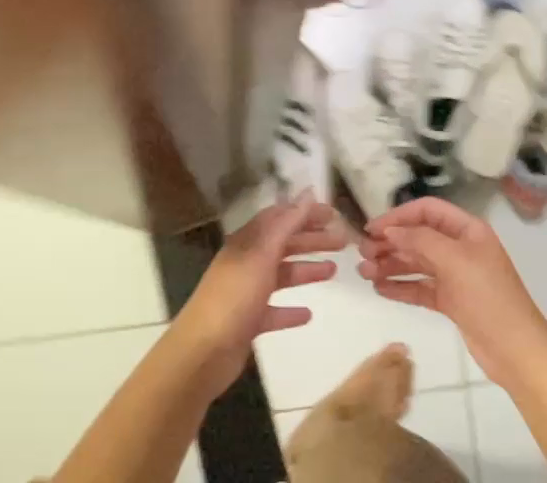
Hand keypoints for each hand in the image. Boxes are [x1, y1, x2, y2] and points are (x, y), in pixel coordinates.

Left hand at [173, 192, 344, 392]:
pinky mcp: (248, 321)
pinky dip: (291, 310)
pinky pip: (275, 311)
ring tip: (334, 271)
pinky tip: (308, 313)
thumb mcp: (262, 255)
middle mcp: (246, 263)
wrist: (202, 352)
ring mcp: (246, 292)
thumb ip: (286, 224)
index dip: (305, 213)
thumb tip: (307, 193)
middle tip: (343, 242)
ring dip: (306, 270)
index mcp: (247, 243)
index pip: (280, 218)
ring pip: (282, 275)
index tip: (334, 215)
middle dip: (312, 240)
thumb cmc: (234, 297)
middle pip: (283, 244)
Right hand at [357, 197, 546, 383]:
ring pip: (417, 263)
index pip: (427, 211)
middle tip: (362, 254)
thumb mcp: (455, 261)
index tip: (371, 228)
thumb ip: (421, 240)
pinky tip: (380, 289)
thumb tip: (391, 230)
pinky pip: (420, 288)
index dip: (399, 216)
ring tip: (364, 273)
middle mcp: (461, 248)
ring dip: (391, 265)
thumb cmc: (487, 296)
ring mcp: (456, 276)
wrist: (515, 349)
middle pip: (420, 236)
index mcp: (468, 230)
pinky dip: (401, 287)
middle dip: (391, 242)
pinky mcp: (451, 301)